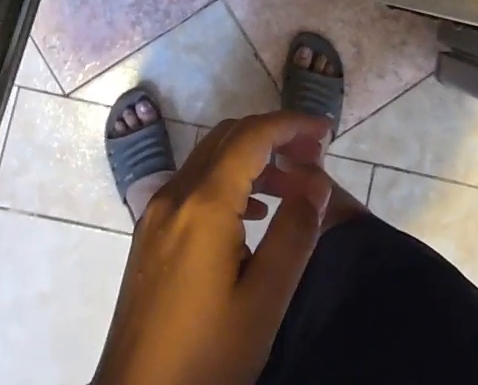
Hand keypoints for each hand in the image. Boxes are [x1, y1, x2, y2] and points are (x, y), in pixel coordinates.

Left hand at [92, 111, 334, 384]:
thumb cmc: (208, 353)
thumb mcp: (264, 299)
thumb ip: (295, 233)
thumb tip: (318, 181)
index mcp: (203, 204)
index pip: (251, 136)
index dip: (291, 124)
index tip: (327, 132)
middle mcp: (175, 194)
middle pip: (228, 137)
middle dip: (274, 136)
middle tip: (316, 158)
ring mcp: (157, 212)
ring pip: (210, 158)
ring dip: (253, 159)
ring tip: (295, 188)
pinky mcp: (151, 233)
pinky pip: (195, 184)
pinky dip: (230, 180)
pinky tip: (255, 215)